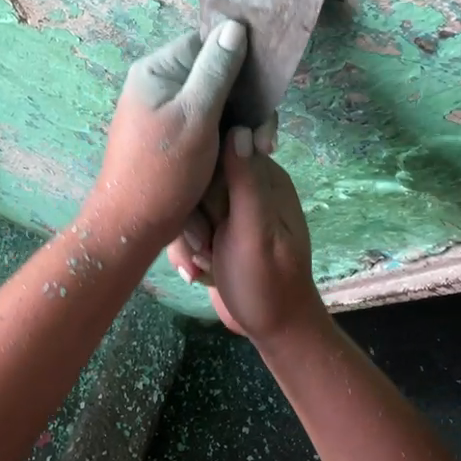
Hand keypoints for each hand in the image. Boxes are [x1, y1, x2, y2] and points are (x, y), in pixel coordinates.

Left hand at [88, 19, 247, 241]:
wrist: (132, 227)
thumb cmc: (162, 171)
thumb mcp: (196, 116)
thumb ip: (216, 71)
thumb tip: (235, 25)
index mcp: (157, 70)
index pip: (207, 44)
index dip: (240, 61)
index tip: (265, 91)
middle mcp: (160, 83)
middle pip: (217, 74)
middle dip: (246, 101)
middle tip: (264, 139)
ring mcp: (166, 109)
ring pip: (219, 101)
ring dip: (242, 123)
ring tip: (260, 151)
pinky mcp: (175, 134)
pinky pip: (210, 122)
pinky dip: (229, 136)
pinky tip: (247, 155)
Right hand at [196, 131, 327, 343]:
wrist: (274, 331)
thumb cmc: (268, 283)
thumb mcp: (255, 232)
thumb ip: (245, 181)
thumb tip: (237, 128)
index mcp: (265, 178)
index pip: (218, 149)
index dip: (201, 177)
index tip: (201, 209)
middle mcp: (247, 186)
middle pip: (196, 178)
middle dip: (191, 215)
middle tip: (204, 245)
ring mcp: (231, 209)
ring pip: (187, 204)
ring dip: (188, 237)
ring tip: (203, 263)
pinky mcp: (217, 229)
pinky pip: (188, 225)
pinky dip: (188, 249)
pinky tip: (197, 271)